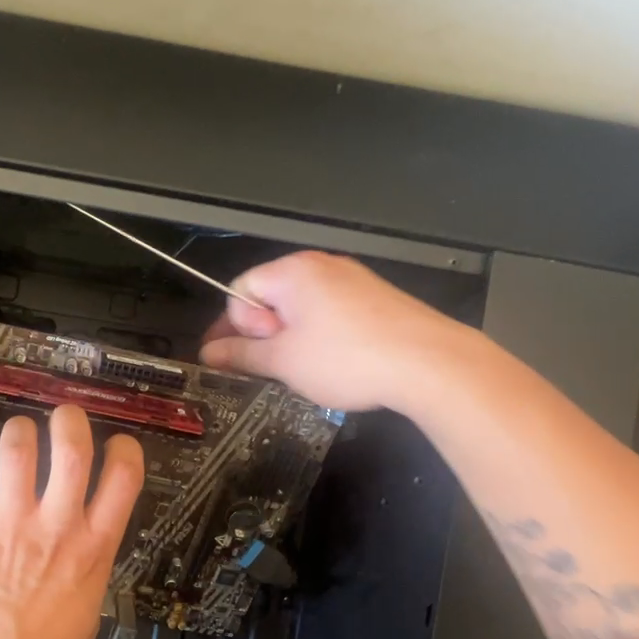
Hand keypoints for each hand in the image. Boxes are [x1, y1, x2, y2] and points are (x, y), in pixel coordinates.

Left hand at [0, 405, 144, 638]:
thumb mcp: (88, 609)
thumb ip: (87, 567)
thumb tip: (82, 549)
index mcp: (93, 548)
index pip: (124, 477)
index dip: (124, 449)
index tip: (116, 445)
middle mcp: (56, 526)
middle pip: (72, 446)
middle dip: (69, 420)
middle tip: (62, 419)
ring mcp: (11, 523)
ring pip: (16, 448)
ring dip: (16, 433)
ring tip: (14, 438)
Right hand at [199, 251, 487, 412]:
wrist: (428, 364)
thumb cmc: (347, 359)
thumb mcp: (283, 362)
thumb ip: (241, 355)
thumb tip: (209, 354)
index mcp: (293, 272)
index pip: (239, 290)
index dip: (235, 326)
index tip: (244, 356)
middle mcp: (322, 267)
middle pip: (269, 297)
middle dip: (262, 334)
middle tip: (271, 367)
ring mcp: (352, 281)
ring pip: (299, 310)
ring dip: (290, 340)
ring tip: (301, 371)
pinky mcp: (374, 300)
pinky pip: (328, 315)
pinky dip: (318, 339)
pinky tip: (331, 366)